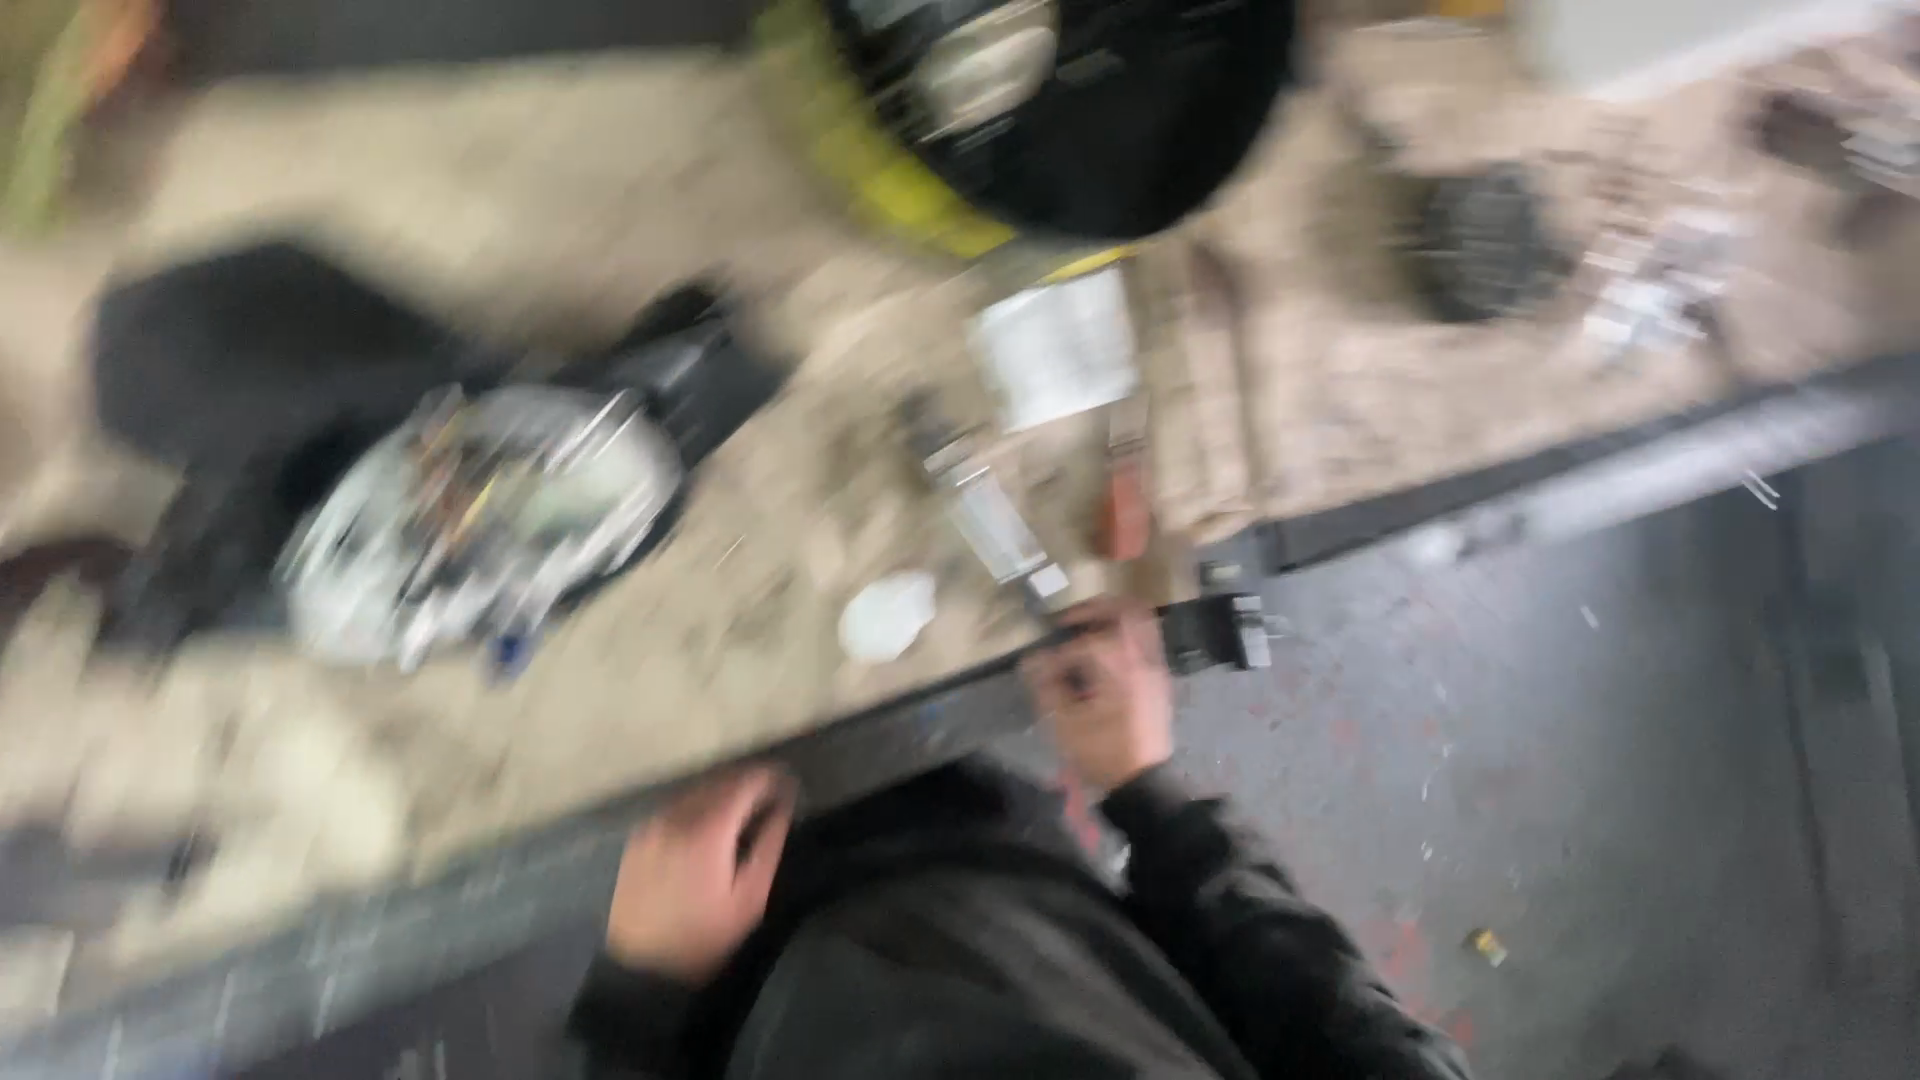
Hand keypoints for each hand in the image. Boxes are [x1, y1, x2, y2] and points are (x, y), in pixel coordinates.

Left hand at [604, 767, 795, 983]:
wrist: (641, 970)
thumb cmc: (704, 937)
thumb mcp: (750, 897)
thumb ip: (769, 844)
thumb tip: (782, 808)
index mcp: (708, 830)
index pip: (744, 783)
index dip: (769, 777)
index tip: (786, 781)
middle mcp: (677, 818)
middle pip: (719, 781)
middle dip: (747, 782)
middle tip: (769, 792)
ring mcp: (653, 826)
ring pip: (696, 791)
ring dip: (722, 791)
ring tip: (743, 805)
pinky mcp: (639, 839)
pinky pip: (676, 807)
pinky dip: (698, 804)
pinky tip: (709, 821)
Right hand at [1020, 597, 1172, 792]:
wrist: (1143, 784)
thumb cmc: (1102, 753)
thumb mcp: (1065, 724)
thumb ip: (1047, 685)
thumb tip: (1032, 659)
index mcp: (1119, 668)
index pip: (1085, 641)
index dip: (1060, 652)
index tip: (1046, 667)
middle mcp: (1142, 659)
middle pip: (1125, 609)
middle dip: (1093, 608)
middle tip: (1069, 619)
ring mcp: (1156, 666)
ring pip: (1141, 620)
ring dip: (1112, 616)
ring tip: (1087, 627)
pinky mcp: (1160, 677)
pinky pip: (1147, 638)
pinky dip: (1125, 633)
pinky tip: (1105, 651)